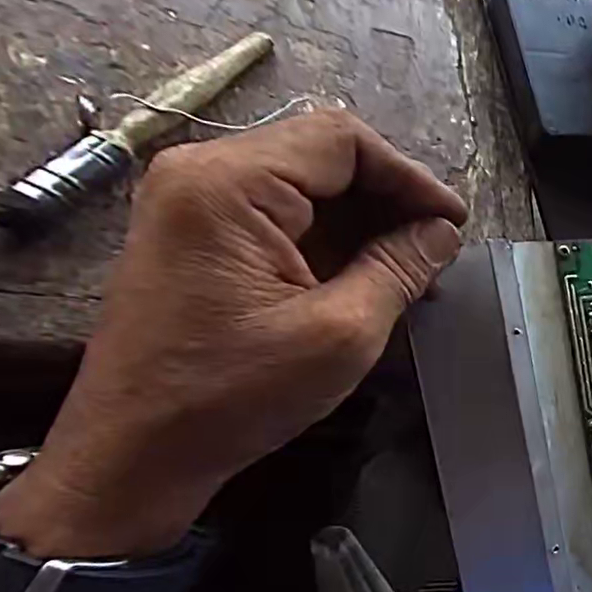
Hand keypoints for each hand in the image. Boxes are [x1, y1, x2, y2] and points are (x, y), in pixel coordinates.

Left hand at [0, 110, 466, 556]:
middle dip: (394, 200)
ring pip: (312, 190)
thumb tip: (442, 232)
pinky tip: (377, 279)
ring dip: (372, 224)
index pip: (342, 141)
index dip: (410, 176)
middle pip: (326, 158)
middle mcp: (205, 176)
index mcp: (229, 185)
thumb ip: (399, 268)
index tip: (453, 223)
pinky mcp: (204, 240)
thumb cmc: (237, 391)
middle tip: (441, 249)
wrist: (138, 450)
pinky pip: (288, 220)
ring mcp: (199, 207)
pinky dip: (340, 242)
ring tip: (419, 272)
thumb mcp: (342, 331)